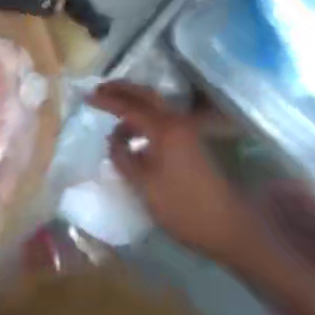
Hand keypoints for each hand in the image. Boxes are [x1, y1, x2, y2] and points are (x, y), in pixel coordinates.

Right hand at [87, 81, 260, 260]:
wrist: (227, 224)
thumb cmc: (182, 206)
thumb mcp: (144, 185)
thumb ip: (123, 158)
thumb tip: (113, 140)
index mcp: (164, 128)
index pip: (130, 106)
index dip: (107, 101)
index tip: (87, 97)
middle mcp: (177, 121)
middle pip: (147, 96)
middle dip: (123, 90)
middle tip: (100, 90)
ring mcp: (188, 130)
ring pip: (157, 106)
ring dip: (135, 105)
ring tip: (114, 116)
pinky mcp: (193, 141)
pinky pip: (164, 119)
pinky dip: (146, 119)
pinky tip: (136, 136)